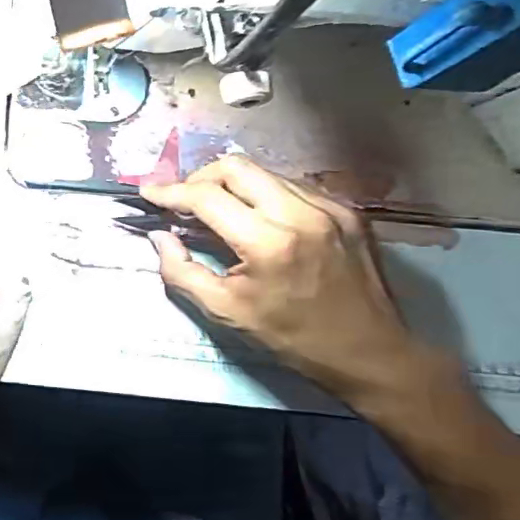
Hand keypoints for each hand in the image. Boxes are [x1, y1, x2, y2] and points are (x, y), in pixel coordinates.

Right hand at [140, 155, 438, 399]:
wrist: (371, 353)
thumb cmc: (294, 338)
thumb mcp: (228, 313)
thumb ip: (182, 272)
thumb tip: (159, 236)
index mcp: (269, 242)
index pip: (207, 197)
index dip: (171, 192)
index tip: (149, 193)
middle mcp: (300, 212)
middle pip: (236, 166)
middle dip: (201, 177)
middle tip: (185, 200)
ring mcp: (329, 206)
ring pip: (266, 172)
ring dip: (235, 185)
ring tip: (222, 209)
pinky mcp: (348, 209)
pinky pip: (295, 186)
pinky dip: (267, 195)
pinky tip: (263, 218)